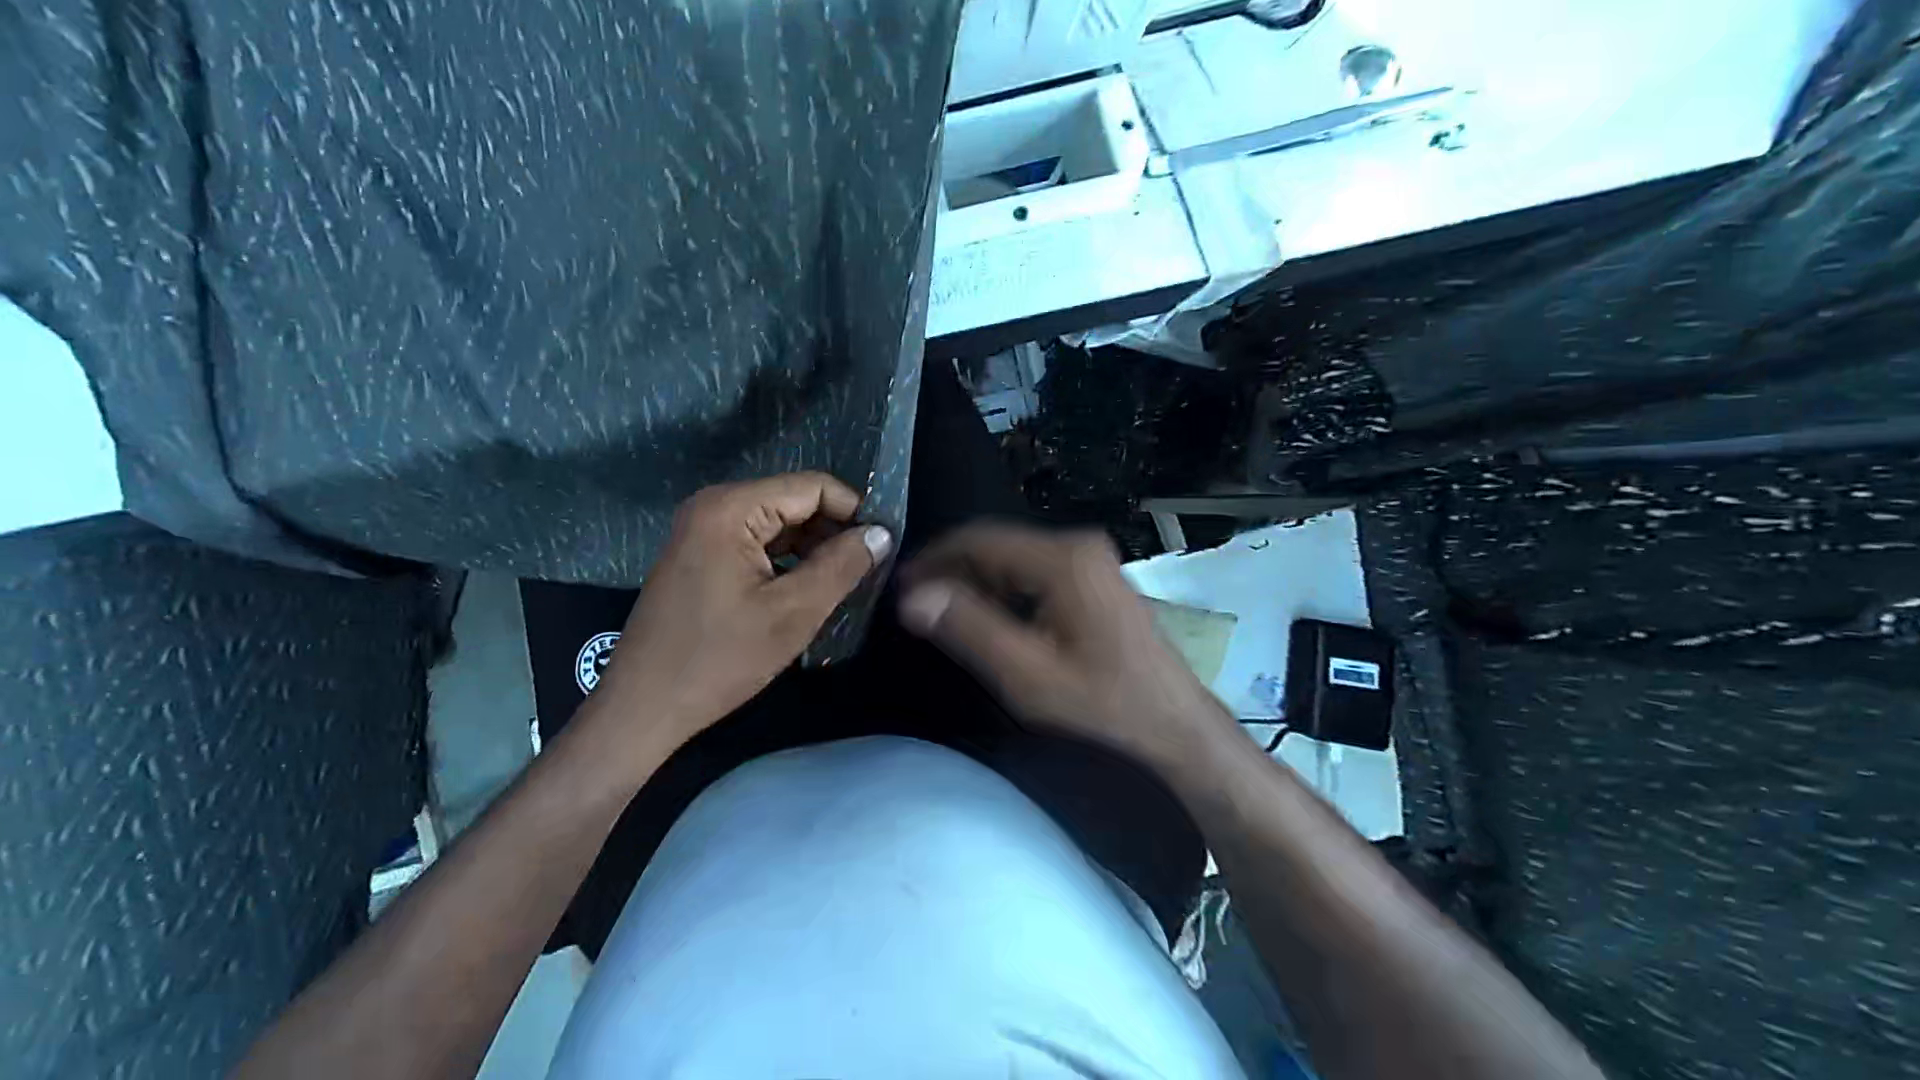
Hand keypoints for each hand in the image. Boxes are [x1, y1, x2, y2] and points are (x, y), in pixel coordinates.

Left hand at [588, 472, 891, 746]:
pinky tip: (807, 590)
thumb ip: (842, 565)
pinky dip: (787, 561)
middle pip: (794, 502)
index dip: (854, 511)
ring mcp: (702, 531)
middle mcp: (713, 506)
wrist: (643, 706)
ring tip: (844, 583)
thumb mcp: (793, 612)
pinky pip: (757, 544)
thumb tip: (881, 534)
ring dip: (813, 549)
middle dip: (834, 531)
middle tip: (868, 569)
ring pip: (778, 525)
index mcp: (731, 508)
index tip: (883, 545)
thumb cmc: (720, 658)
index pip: (812, 487)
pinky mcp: (700, 556)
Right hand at [897, 522, 1234, 771]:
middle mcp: (1078, 545)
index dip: (934, 558)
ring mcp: (1091, 560)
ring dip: (977, 583)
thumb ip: (968, 629)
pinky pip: (1035, 572)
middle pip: (998, 545)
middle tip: (916, 606)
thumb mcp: (1027, 674)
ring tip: (944, 617)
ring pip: (1014, 559)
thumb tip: (913, 596)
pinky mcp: (1095, 579)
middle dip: (954, 571)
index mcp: (1063, 558)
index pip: (979, 538)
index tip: (899, 584)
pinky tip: (990, 621)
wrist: (1174, 727)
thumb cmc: (1103, 705)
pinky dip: (1005, 591)